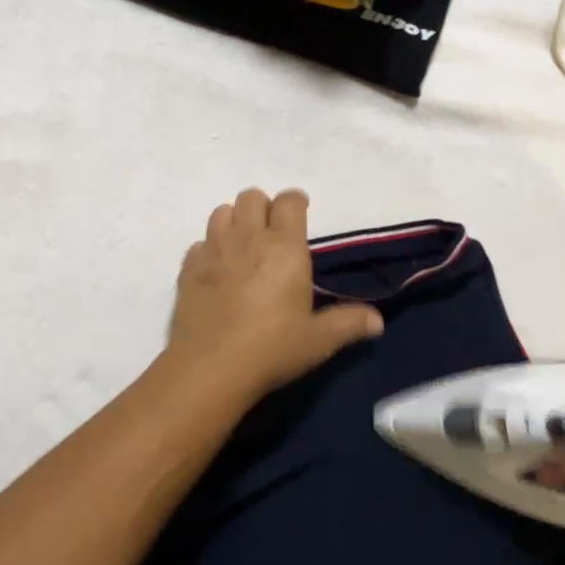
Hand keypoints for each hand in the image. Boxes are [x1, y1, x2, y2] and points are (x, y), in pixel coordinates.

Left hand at [162, 189, 383, 400]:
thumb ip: (348, 323)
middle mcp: (247, 238)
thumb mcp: (318, 340)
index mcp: (284, 247)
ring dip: (234, 221)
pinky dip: (210, 248)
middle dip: (263, 206)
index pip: (289, 201)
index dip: (296, 201)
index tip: (301, 211)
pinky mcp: (187, 268)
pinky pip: (199, 243)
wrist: (210, 367)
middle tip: (272, 232)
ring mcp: (213, 250)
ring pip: (221, 212)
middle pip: (251, 197)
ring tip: (243, 245)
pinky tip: (217, 270)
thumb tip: (377, 320)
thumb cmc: (272, 348)